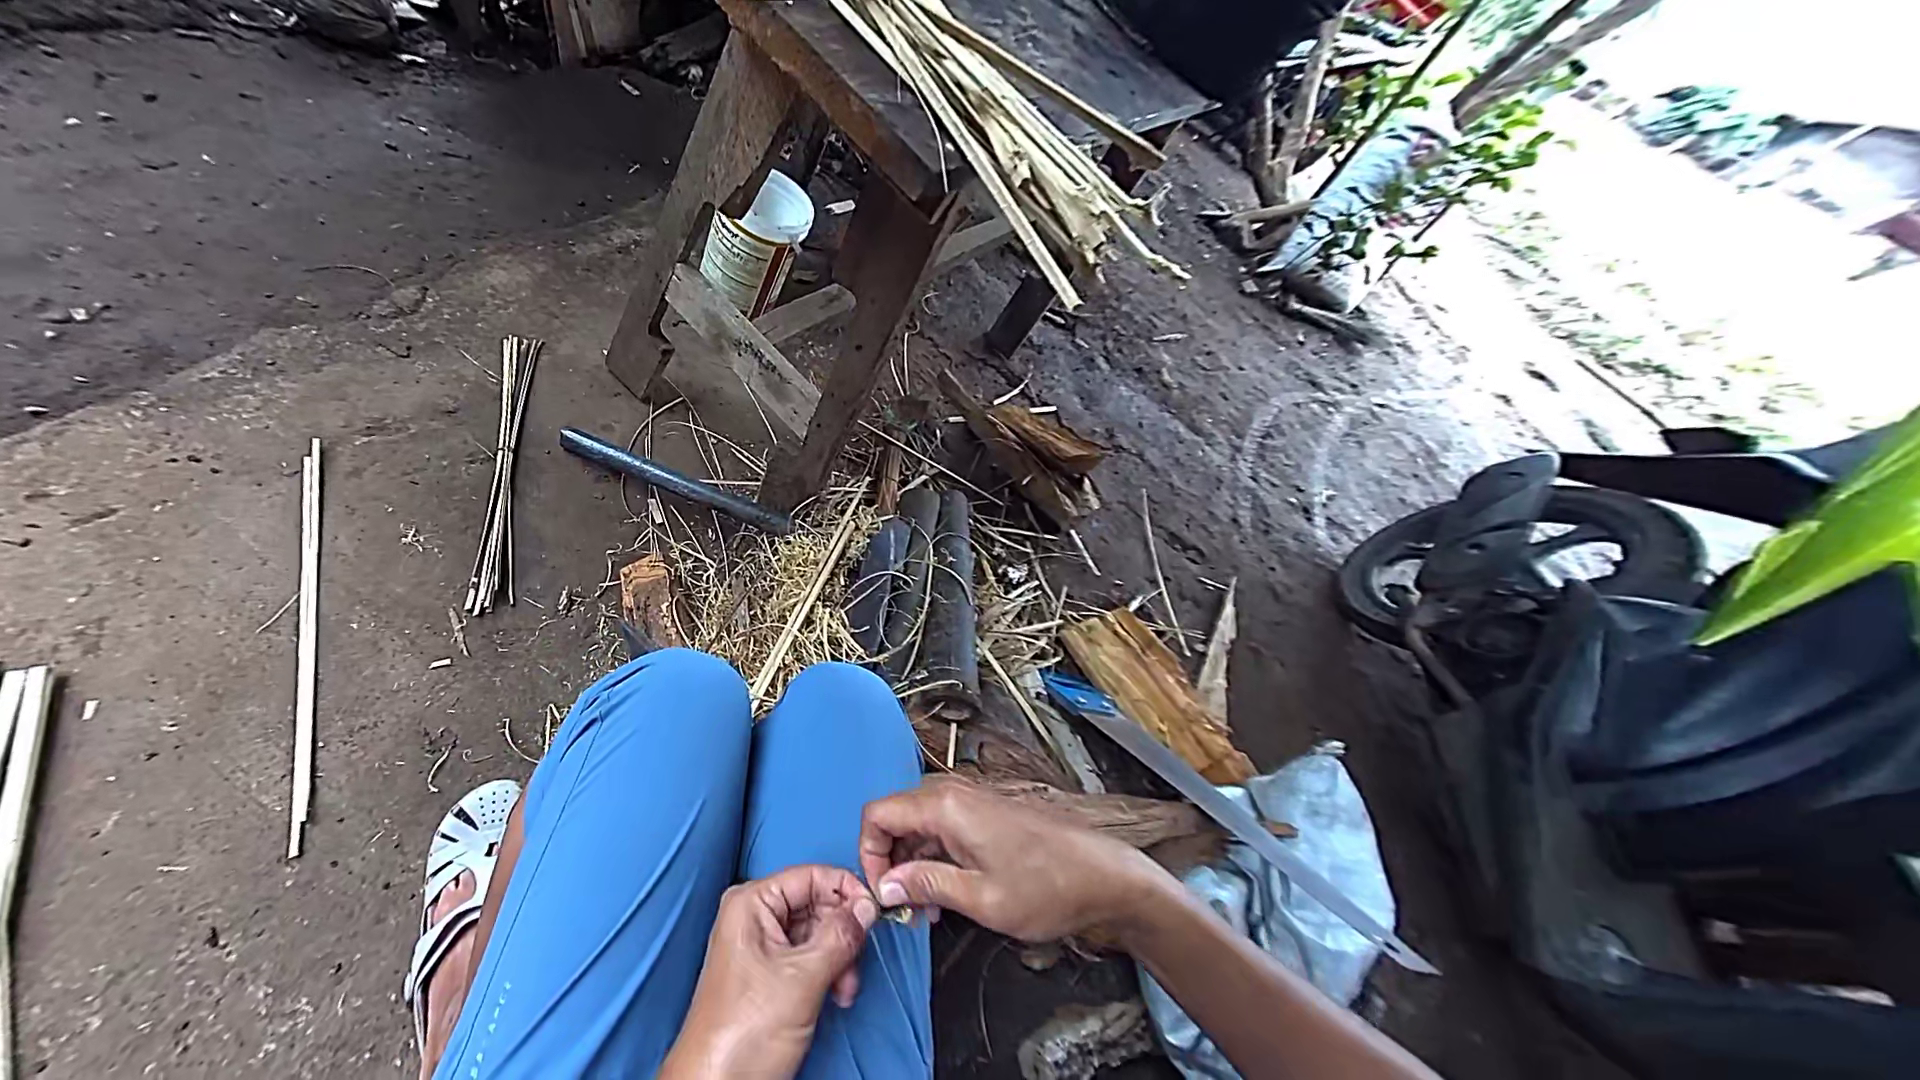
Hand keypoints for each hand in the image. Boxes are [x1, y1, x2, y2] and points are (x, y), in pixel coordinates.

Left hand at [662, 865, 879, 1079]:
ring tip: (845, 988)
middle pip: (818, 902)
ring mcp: (762, 943)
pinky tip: (837, 994)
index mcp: (752, 902)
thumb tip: (868, 906)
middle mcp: (755, 915)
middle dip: (843, 932)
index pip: (813, 875)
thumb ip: (840, 935)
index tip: (873, 912)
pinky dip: (830, 969)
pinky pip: (811, 953)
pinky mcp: (770, 970)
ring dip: (840, 956)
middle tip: (856, 961)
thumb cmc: (743, 1035)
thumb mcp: (802, 978)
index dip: (847, 890)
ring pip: (819, 929)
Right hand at [858, 776, 1167, 942]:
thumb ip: (926, 885)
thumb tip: (885, 886)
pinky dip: (934, 858)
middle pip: (896, 817)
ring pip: (918, 825)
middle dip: (890, 861)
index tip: (882, 892)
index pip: (878, 813)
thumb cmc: (1048, 886)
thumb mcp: (980, 898)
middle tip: (903, 906)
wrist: (1103, 875)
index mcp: (947, 806)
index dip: (868, 853)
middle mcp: (956, 794)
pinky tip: (947, 892)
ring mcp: (972, 802)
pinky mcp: (986, 814)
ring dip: (913, 863)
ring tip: (927, 908)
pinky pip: (943, 829)